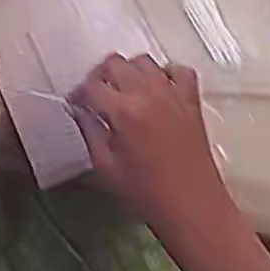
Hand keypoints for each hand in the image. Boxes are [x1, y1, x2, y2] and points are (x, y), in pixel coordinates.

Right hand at [69, 54, 231, 232]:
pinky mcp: (191, 101)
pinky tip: (157, 87)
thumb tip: (81, 112)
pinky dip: (165, 73)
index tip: (76, 103)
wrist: (193, 209)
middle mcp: (148, 95)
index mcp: (123, 112)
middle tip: (94, 94)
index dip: (78, 94)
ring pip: (143, 61)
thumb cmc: (148, 194)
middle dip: (98, 77)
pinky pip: (178, 70)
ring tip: (122, 89)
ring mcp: (172, 95)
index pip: (90, 87)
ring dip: (128, 70)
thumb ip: (89, 131)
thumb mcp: (105, 166)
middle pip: (114, 63)